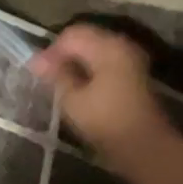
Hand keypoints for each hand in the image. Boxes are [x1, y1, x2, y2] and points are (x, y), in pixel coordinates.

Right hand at [29, 24, 175, 164]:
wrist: (146, 148)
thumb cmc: (107, 122)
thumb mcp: (73, 100)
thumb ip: (55, 75)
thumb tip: (36, 60)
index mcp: (107, 47)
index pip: (72, 35)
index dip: (51, 50)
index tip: (38, 71)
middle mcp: (121, 45)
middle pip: (85, 38)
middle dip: (64, 54)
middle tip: (47, 76)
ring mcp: (131, 59)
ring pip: (95, 49)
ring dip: (77, 61)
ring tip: (61, 82)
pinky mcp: (134, 73)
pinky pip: (106, 60)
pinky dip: (90, 68)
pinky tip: (80, 86)